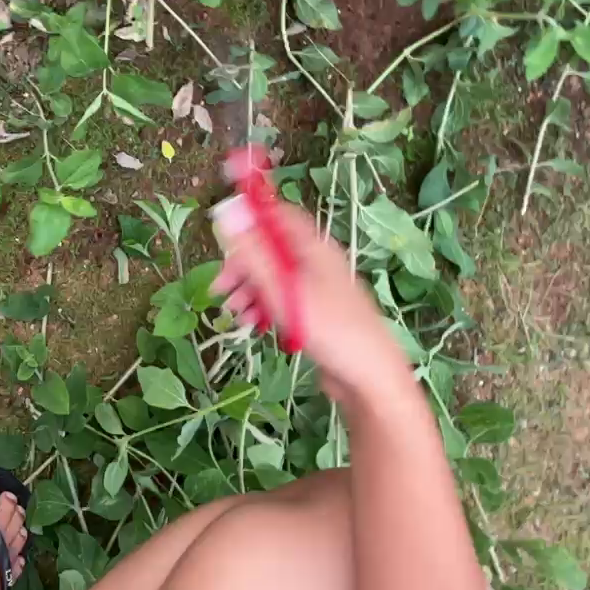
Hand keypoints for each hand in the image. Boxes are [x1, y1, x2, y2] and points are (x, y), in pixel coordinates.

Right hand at [212, 198, 412, 409]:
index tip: (224, 238)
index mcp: (313, 247)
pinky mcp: (313, 311)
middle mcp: (315, 262)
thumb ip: (252, 251)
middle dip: (241, 267)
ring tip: (234, 314)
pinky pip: (281, 299)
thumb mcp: (282, 289)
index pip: (278, 216)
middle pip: (269, 250)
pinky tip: (252, 324)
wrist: (369, 377)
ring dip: (248, 291)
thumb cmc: (329, 328)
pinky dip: (263, 307)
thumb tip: (228, 212)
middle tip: (220, 288)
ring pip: (272, 277)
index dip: (249, 220)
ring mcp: (315, 287)